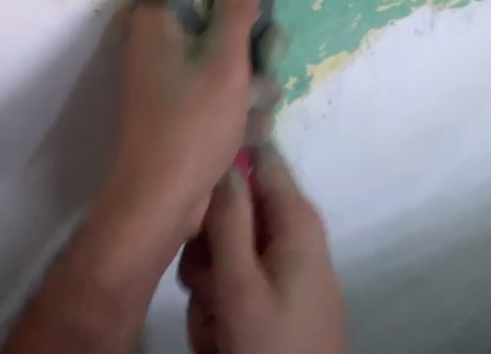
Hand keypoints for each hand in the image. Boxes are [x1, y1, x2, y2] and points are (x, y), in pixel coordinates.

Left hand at [96, 0, 263, 254]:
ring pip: (220, 54)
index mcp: (154, 17)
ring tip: (259, 103)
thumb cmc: (192, 123)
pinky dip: (234, 99)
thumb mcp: (225, 60)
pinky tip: (250, 125)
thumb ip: (238, 7)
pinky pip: (213, 84)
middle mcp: (153, 38)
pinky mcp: (175, 102)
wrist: (160, 202)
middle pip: (213, 16)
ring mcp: (163, 73)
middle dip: (248, 40)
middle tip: (272, 55)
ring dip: (247, 76)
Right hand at [177, 148, 345, 353]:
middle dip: (208, 246)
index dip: (224, 165)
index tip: (195, 192)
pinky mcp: (272, 298)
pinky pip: (232, 284)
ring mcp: (281, 268)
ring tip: (216, 320)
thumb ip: (228, 217)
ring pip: (222, 250)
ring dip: (208, 284)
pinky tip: (220, 336)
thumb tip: (221, 159)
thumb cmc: (272, 348)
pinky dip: (219, 308)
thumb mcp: (241, 284)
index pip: (258, 156)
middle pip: (232, 209)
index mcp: (295, 218)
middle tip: (205, 279)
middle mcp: (291, 233)